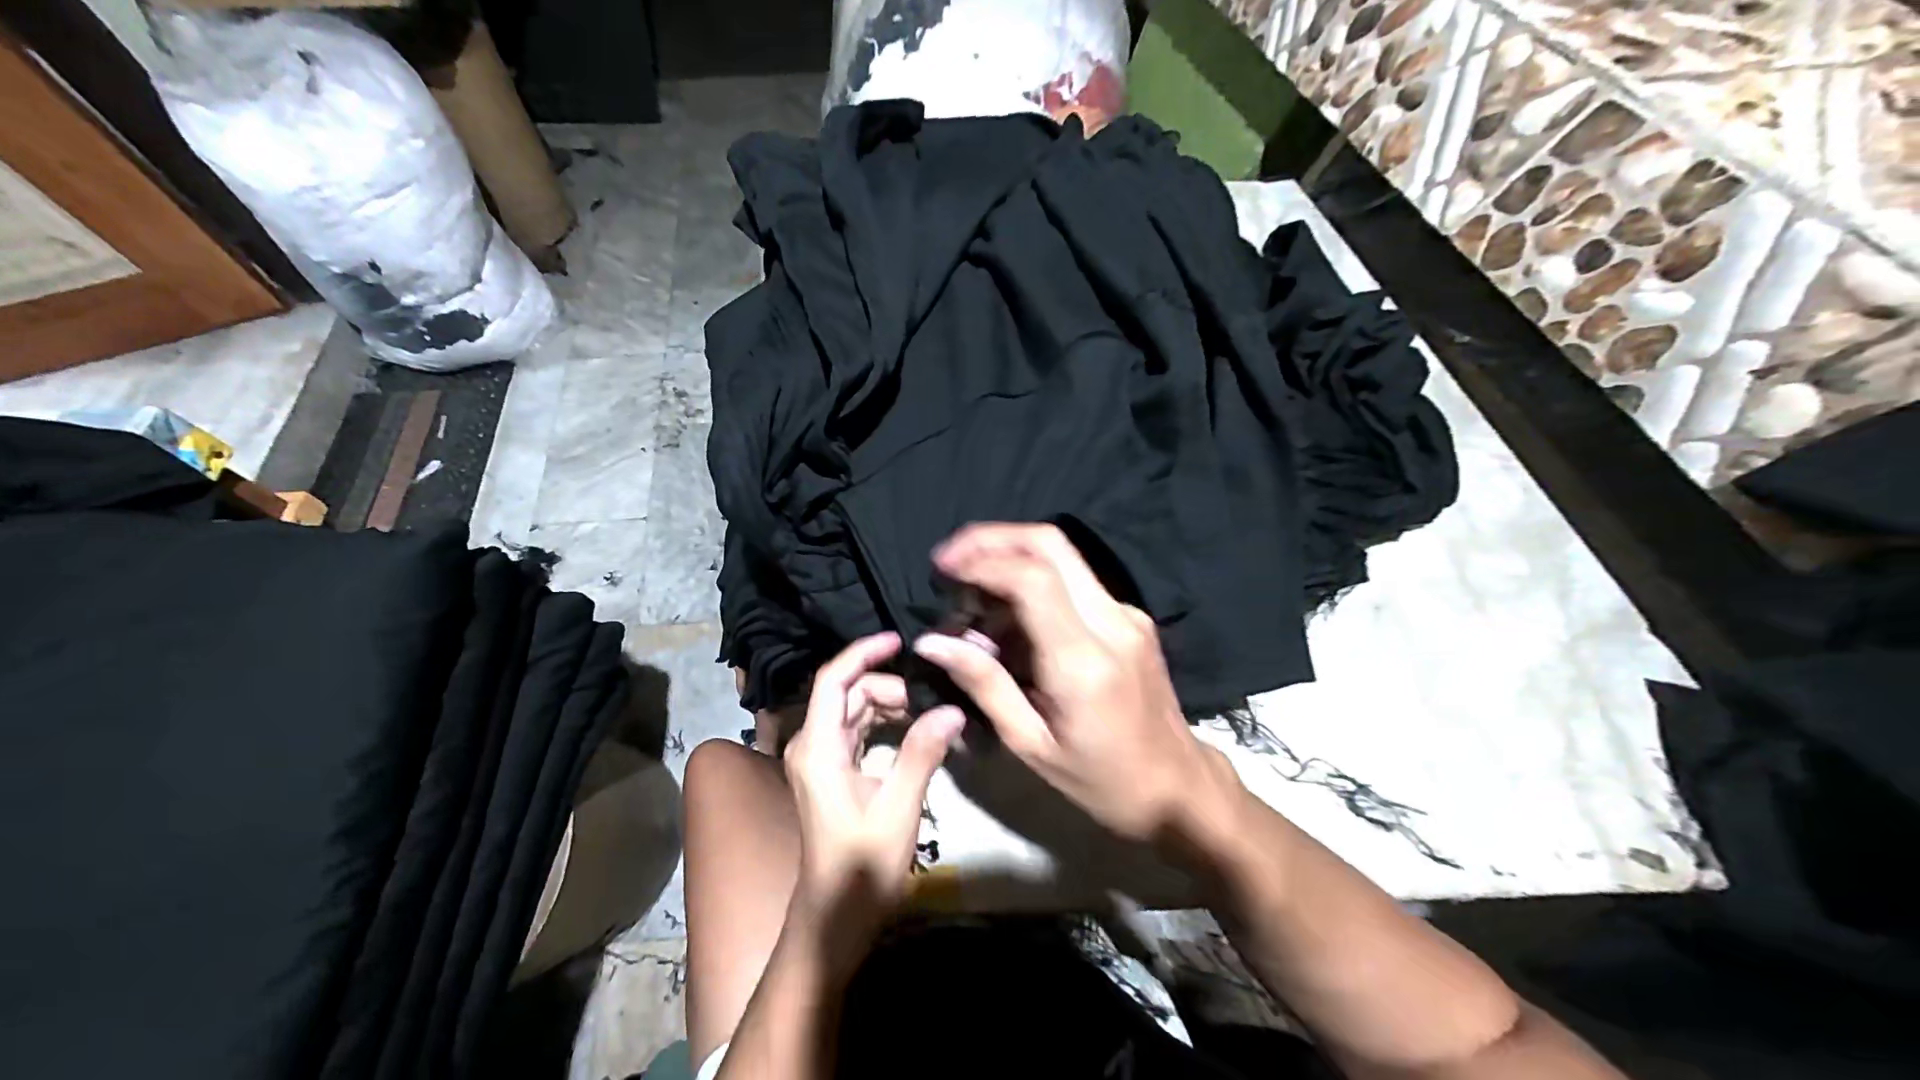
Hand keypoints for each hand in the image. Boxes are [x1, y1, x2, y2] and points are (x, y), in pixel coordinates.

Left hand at [782, 632, 963, 954]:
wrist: (835, 918)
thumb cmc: (862, 867)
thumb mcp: (898, 809)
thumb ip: (922, 754)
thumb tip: (953, 710)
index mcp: (818, 748)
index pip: (833, 680)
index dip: (864, 653)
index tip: (900, 640)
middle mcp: (812, 745)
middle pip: (849, 693)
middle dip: (891, 686)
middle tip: (934, 698)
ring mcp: (819, 759)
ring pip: (855, 710)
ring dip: (891, 705)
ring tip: (932, 712)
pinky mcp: (832, 773)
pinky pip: (858, 731)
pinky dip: (886, 724)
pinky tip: (917, 731)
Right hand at [910, 523, 1238, 846]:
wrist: (1177, 787)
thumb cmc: (1100, 780)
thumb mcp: (1031, 744)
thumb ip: (984, 684)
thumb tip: (933, 642)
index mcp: (1084, 661)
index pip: (1032, 579)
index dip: (983, 560)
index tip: (942, 568)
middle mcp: (1112, 622)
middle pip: (1051, 544)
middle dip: (993, 538)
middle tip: (950, 559)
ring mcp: (1126, 615)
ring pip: (1062, 557)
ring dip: (1010, 560)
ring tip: (971, 598)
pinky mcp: (1130, 618)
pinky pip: (1074, 582)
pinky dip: (1032, 584)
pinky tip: (1006, 618)